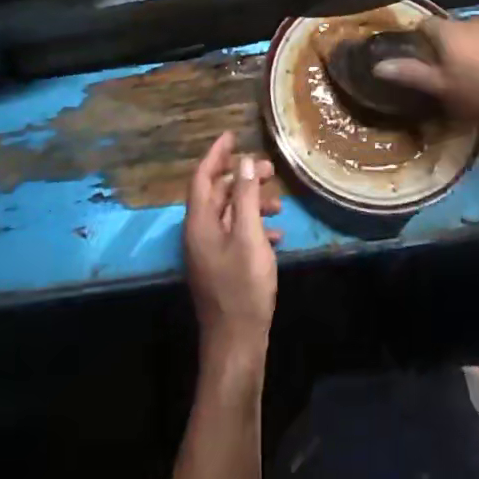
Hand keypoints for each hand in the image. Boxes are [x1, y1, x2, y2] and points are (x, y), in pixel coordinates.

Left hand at [183, 132, 282, 355]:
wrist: (236, 343)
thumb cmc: (243, 288)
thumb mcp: (248, 237)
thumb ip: (245, 198)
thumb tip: (244, 162)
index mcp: (199, 222)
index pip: (203, 177)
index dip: (216, 154)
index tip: (231, 135)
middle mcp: (198, 232)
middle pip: (218, 193)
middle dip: (242, 178)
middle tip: (270, 170)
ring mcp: (209, 251)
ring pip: (228, 214)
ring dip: (251, 203)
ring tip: (279, 202)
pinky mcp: (221, 267)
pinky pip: (235, 236)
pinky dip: (253, 228)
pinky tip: (277, 233)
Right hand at [373, 17, 478, 119]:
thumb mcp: (444, 88)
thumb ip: (412, 75)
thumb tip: (378, 66)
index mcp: (446, 31)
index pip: (423, 25)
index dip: (417, 39)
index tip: (416, 55)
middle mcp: (470, 21)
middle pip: (450, 30)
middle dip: (445, 46)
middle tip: (444, 71)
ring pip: (476, 36)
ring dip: (472, 50)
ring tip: (473, 75)